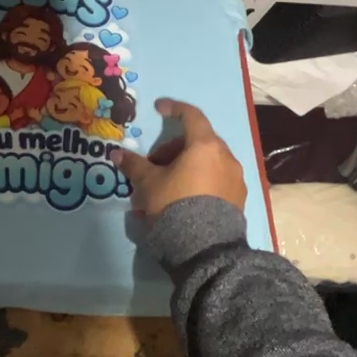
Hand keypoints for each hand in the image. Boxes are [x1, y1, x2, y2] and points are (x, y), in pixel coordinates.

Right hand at [116, 99, 246, 217]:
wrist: (205, 248)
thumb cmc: (175, 204)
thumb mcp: (149, 184)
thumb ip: (134, 165)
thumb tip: (116, 153)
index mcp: (205, 146)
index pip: (191, 116)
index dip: (173, 108)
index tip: (159, 109)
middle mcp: (226, 157)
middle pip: (199, 140)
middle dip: (174, 148)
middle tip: (156, 164)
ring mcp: (236, 178)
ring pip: (209, 160)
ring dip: (188, 164)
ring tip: (169, 184)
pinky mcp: (239, 198)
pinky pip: (217, 179)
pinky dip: (201, 179)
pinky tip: (186, 197)